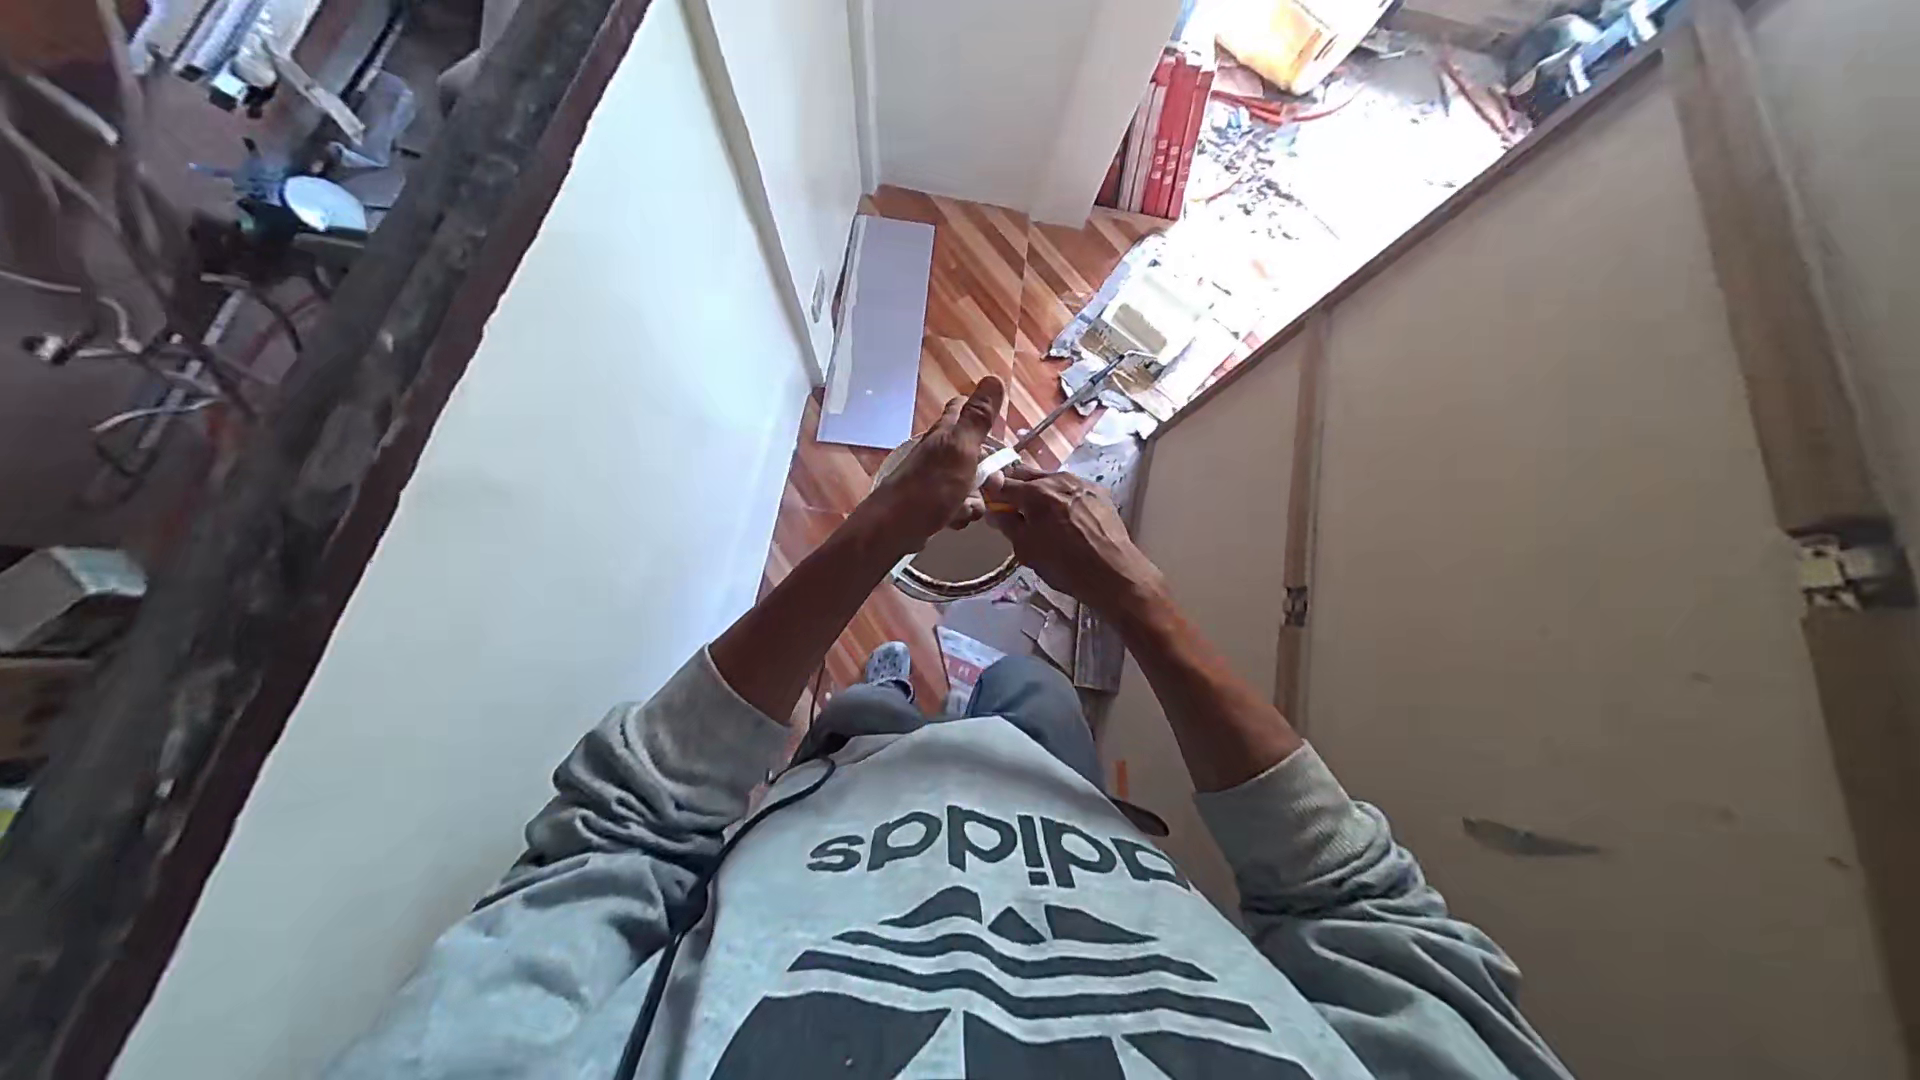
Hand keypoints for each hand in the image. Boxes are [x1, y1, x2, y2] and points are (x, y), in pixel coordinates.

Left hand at [855, 376, 1005, 552]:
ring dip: (975, 498)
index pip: (962, 408)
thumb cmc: (929, 488)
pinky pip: (959, 506)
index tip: (993, 434)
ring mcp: (935, 479)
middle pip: (975, 453)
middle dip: (988, 471)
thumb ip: (979, 417)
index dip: (981, 416)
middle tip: (990, 486)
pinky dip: (960, 514)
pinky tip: (952, 520)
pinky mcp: (932, 504)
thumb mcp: (961, 449)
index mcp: (945, 433)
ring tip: (964, 507)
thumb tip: (994, 378)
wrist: (893, 528)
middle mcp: (939, 452)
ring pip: (970, 483)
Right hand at [985, 464, 1166, 615]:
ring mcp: (1079, 482)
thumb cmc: (1065, 565)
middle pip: (1025, 473)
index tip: (990, 502)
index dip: (991, 492)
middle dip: (1013, 486)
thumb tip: (994, 511)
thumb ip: (1007, 524)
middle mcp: (1056, 479)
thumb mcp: (1027, 549)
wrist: (1113, 572)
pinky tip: (1063, 516)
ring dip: (1037, 490)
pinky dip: (1060, 495)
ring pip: (1048, 478)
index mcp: (1034, 493)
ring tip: (1038, 514)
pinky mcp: (1097, 491)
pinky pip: (1070, 487)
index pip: (1001, 483)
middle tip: (1011, 507)